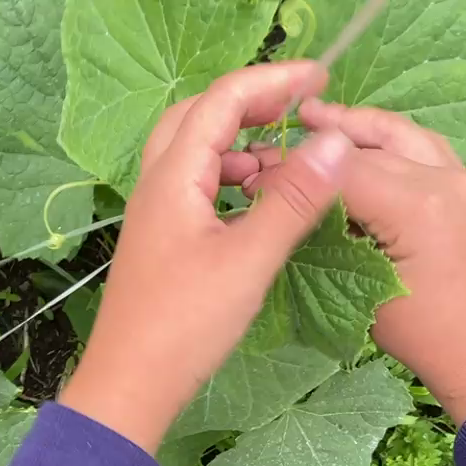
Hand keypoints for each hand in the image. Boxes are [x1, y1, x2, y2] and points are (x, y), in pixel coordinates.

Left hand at [58, 63, 353, 453]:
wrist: (130, 387)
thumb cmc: (184, 327)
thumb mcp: (247, 262)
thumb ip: (292, 200)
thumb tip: (335, 142)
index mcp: (173, 179)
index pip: (222, 100)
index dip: (273, 81)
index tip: (321, 78)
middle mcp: (156, 189)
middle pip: (198, 119)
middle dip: (249, 105)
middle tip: (295, 110)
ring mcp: (153, 220)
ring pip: (193, 160)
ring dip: (237, 149)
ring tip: (281, 163)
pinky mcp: (159, 249)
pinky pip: (193, 195)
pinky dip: (226, 186)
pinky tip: (252, 209)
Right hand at [246, 102, 465, 422]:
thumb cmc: (422, 335)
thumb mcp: (366, 292)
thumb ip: (334, 241)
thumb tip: (296, 207)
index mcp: (416, 207)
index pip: (342, 171)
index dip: (294, 170)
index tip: (256, 177)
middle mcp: (441, 178)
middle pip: (366, 146)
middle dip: (316, 146)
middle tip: (271, 151)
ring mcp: (458, 176)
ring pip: (397, 132)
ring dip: (354, 125)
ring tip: (315, 117)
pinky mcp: (464, 185)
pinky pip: (420, 144)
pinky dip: (387, 135)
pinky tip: (365, 138)